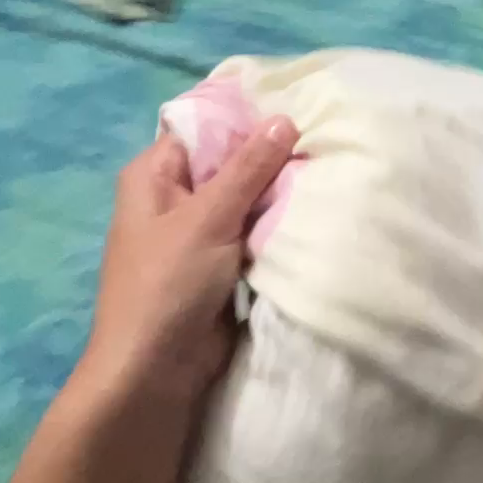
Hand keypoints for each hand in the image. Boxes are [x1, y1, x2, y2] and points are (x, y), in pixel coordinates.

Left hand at [77, 117, 300, 405]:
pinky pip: (257, 232)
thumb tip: (285, 120)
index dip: (248, 122)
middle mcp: (176, 198)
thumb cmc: (170, 284)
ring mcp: (202, 232)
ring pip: (249, 200)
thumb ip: (248, 170)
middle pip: (231, 164)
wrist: (159, 366)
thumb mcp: (208, 218)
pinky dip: (279, 227)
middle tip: (323, 150)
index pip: (206, 129)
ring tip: (326, 179)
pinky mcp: (225, 263)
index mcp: (155, 175)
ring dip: (280, 197)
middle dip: (272, 161)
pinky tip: (313, 216)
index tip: (299, 116)